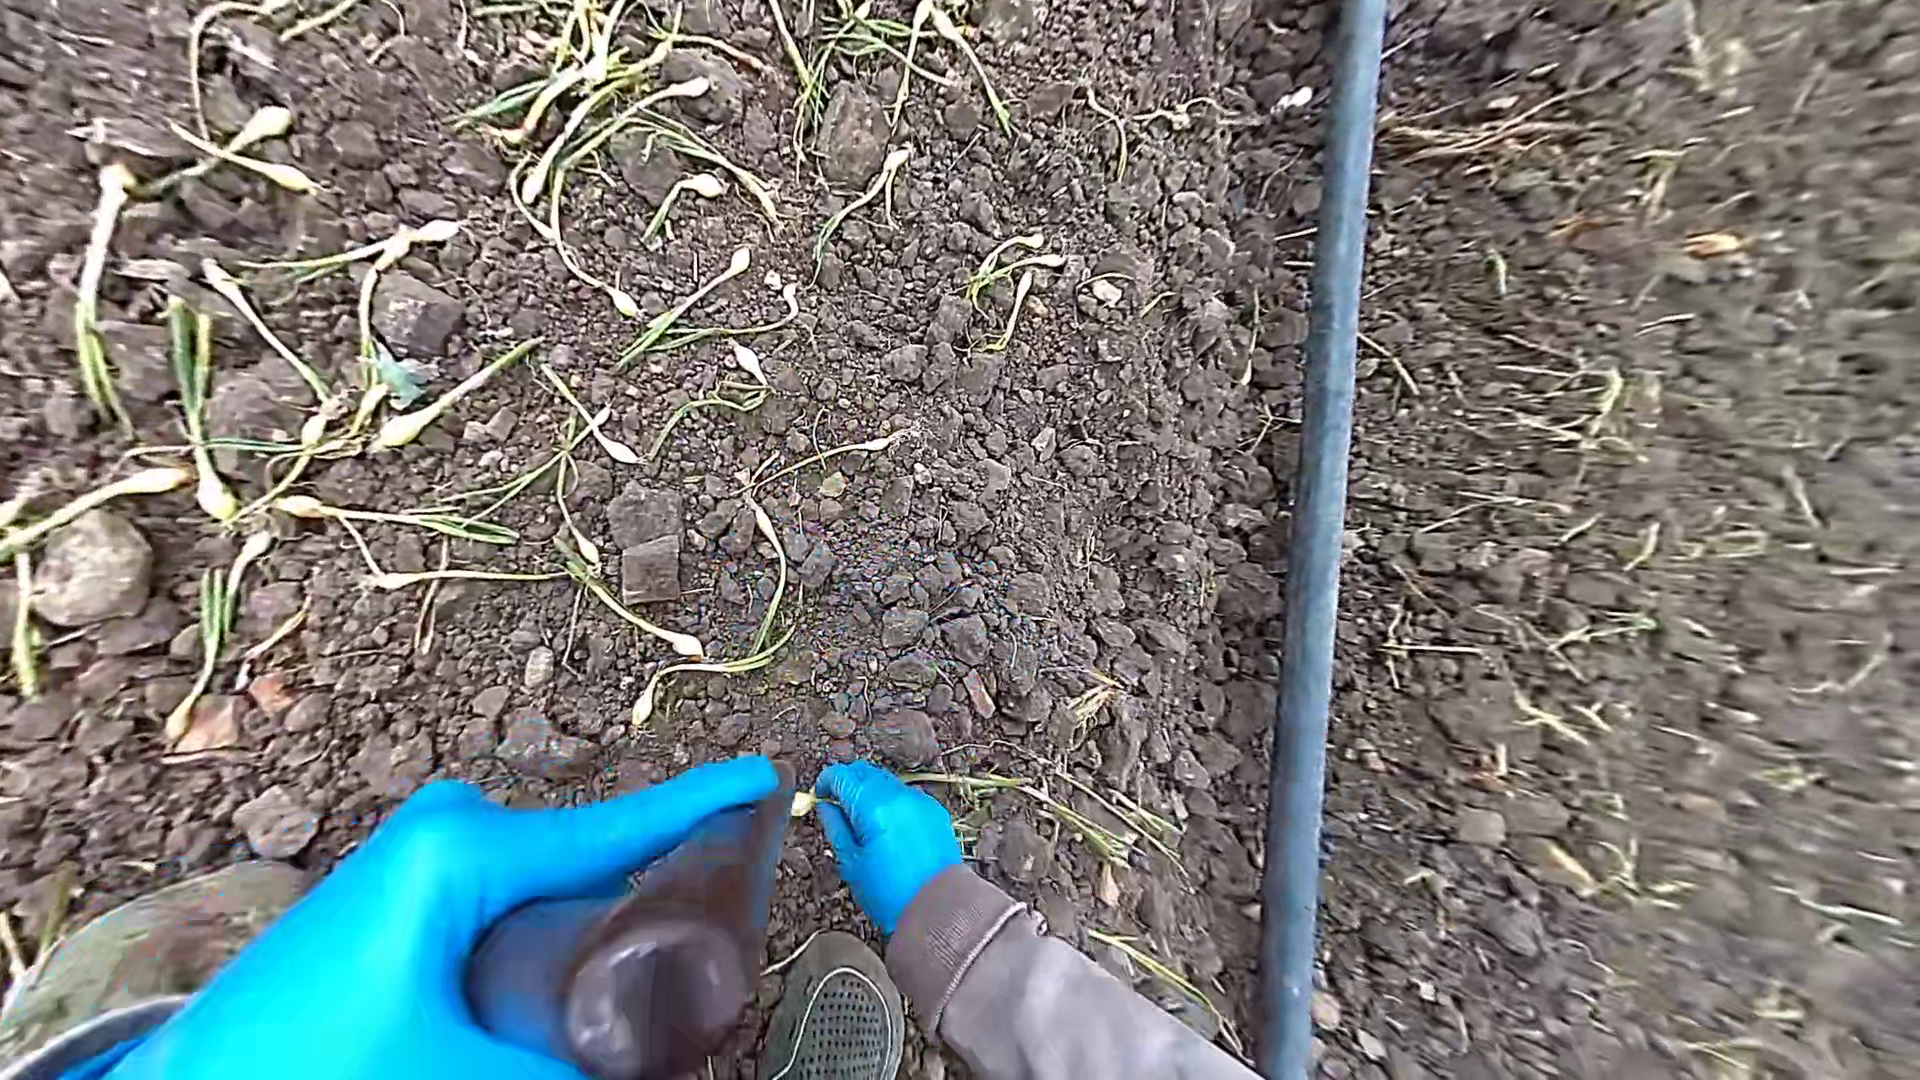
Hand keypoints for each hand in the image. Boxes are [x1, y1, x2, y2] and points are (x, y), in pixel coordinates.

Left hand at [107, 757, 779, 1079]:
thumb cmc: (299, 1079)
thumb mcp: (446, 1079)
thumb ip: (558, 1071)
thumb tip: (658, 1068)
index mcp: (467, 850)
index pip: (616, 826)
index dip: (702, 800)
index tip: (765, 775)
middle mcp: (460, 822)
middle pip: (594, 849)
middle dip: (657, 871)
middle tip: (711, 899)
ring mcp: (438, 840)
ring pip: (561, 867)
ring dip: (609, 897)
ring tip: (645, 939)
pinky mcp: (425, 867)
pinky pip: (527, 876)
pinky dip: (565, 905)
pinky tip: (577, 943)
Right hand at [815, 761, 962, 933]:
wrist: (937, 907)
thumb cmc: (891, 893)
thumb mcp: (851, 862)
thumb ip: (836, 826)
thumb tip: (825, 805)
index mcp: (874, 806)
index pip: (843, 775)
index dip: (826, 781)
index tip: (820, 794)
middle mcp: (899, 795)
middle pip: (865, 772)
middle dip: (848, 783)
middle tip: (838, 806)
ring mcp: (919, 799)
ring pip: (886, 781)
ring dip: (870, 791)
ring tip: (863, 821)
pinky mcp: (933, 809)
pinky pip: (906, 795)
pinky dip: (892, 802)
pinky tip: (888, 826)